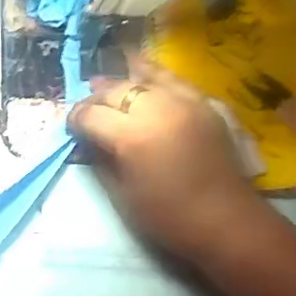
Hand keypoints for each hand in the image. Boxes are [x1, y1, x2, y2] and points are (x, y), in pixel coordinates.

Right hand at [68, 56, 269, 260]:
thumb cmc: (168, 218)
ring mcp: (184, 102)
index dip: (76, 120)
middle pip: (116, 91)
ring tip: (104, 81)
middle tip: (86, 111)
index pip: (91, 115)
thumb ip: (101, 162)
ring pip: (145, 79)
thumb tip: (88, 142)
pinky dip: (154, 76)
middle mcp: (157, 108)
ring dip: (122, 81)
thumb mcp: (122, 196)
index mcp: (131, 136)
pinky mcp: (205, 104)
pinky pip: (174, 81)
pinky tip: (143, 73)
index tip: (70, 128)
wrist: (225, 221)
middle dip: (96, 99)